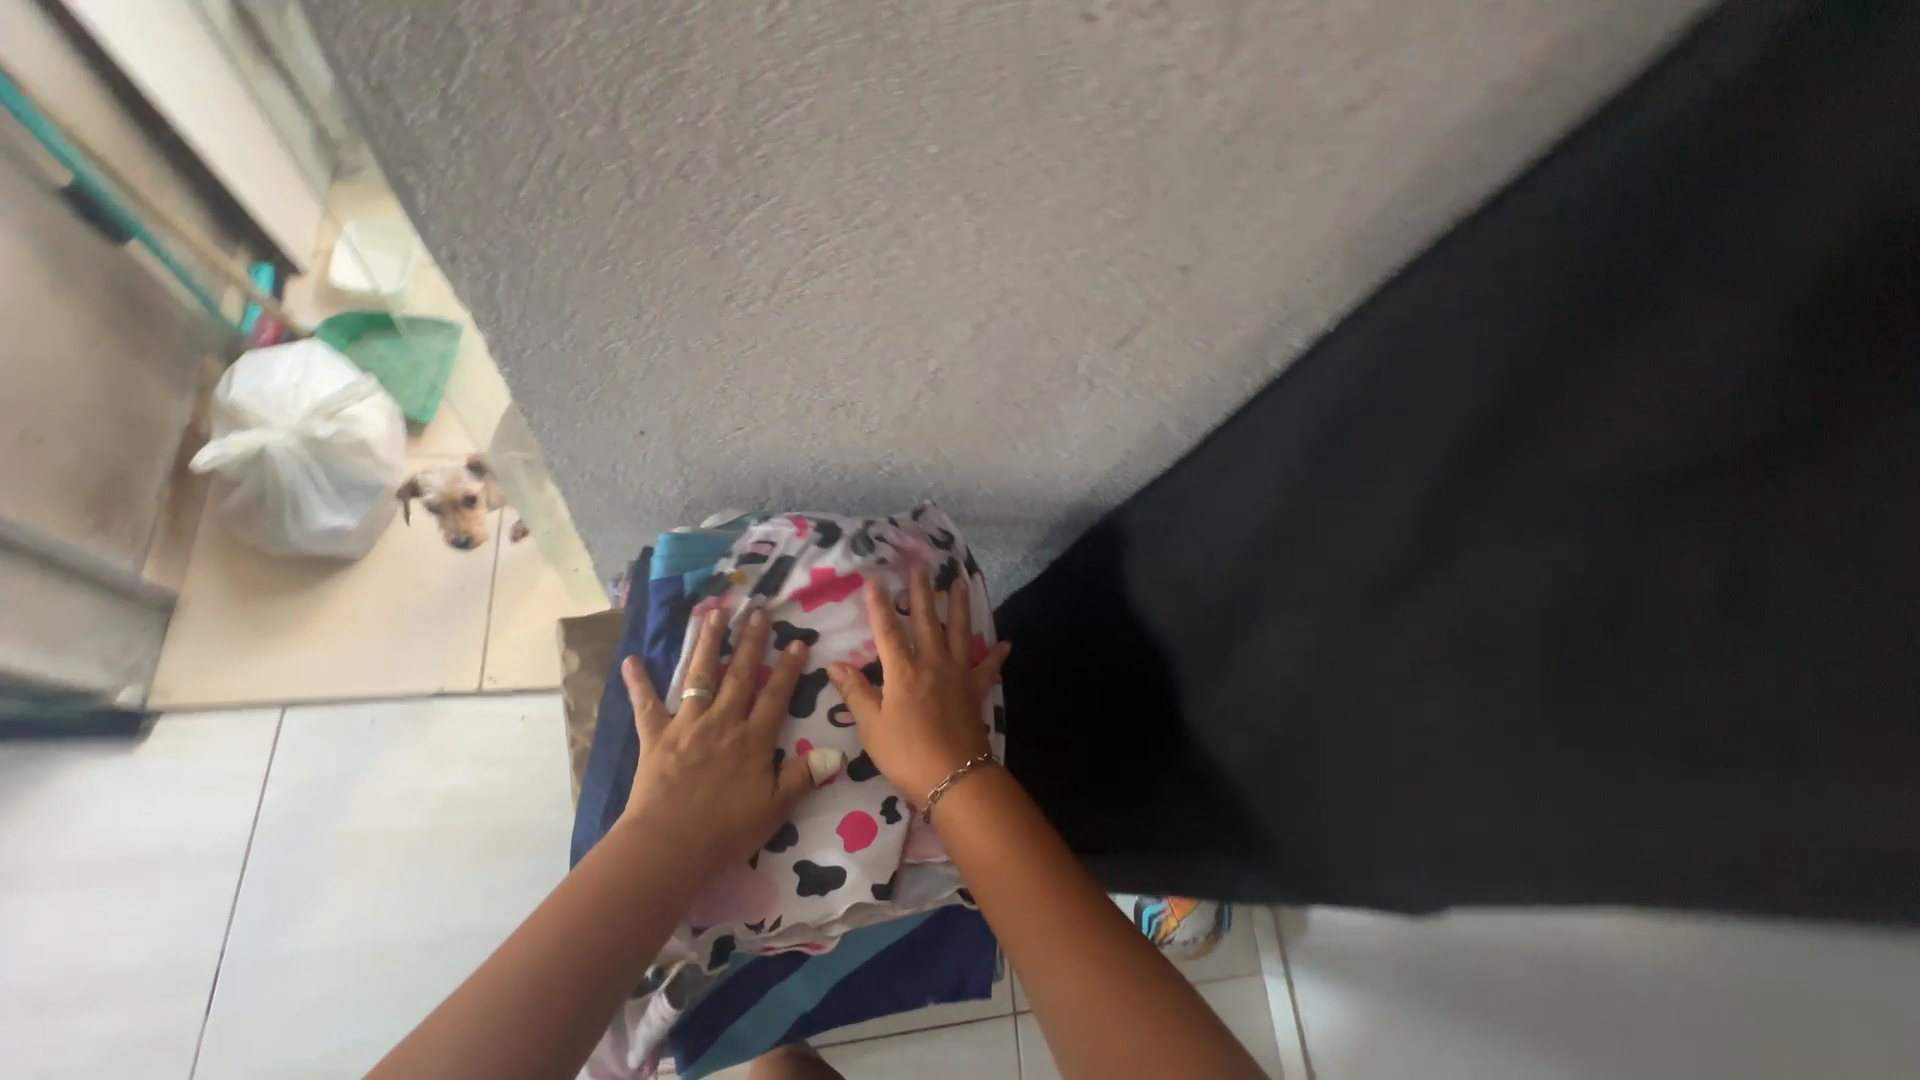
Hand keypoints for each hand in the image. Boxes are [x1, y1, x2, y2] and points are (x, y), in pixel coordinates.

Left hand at [619, 606, 818, 883]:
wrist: (669, 845)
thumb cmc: (726, 831)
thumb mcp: (775, 808)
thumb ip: (802, 777)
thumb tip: (837, 754)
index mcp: (753, 740)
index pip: (776, 695)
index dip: (789, 668)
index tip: (798, 641)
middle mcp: (723, 722)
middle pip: (740, 674)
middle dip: (751, 641)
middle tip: (758, 610)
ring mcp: (687, 725)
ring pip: (700, 676)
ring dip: (707, 643)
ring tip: (713, 613)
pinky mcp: (656, 736)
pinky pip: (646, 705)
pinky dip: (639, 682)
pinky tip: (632, 660)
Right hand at [827, 568, 1011, 802]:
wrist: (956, 777)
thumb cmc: (906, 754)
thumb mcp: (871, 726)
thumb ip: (855, 692)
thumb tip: (834, 664)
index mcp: (902, 671)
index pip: (888, 630)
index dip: (879, 604)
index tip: (875, 578)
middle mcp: (932, 664)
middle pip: (926, 620)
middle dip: (922, 592)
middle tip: (921, 565)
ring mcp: (958, 675)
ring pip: (959, 632)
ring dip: (959, 606)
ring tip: (960, 582)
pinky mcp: (976, 692)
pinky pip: (987, 668)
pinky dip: (995, 655)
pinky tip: (1005, 643)